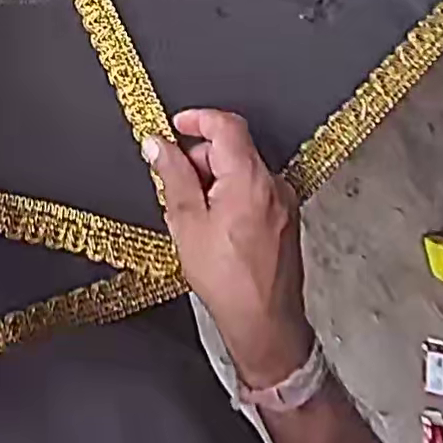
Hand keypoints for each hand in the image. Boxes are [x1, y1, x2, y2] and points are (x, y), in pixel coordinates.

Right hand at [146, 109, 314, 389]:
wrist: (264, 323)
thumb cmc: (227, 278)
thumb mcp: (186, 221)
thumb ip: (172, 174)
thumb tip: (156, 143)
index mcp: (248, 180)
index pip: (227, 126)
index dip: (197, 118)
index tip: (175, 125)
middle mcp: (273, 185)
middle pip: (232, 147)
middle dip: (199, 155)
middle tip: (175, 180)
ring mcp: (283, 202)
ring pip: (242, 168)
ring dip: (213, 175)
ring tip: (193, 210)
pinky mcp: (285, 217)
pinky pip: (253, 187)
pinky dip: (229, 189)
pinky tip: (212, 220)